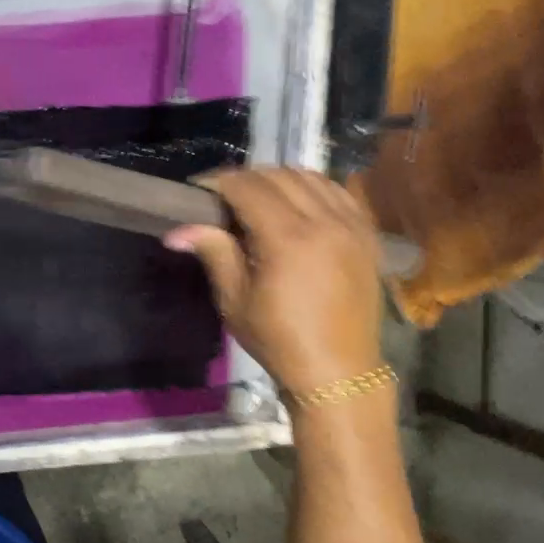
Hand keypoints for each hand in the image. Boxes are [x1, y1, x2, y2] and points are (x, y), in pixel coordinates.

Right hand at [164, 169, 382, 397]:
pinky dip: (311, 188)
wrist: (338, 367)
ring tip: (256, 199)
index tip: (197, 190)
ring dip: (279, 179)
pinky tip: (295, 206)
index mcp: (288, 239)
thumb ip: (214, 254)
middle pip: (280, 175)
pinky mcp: (367, 232)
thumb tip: (177, 230)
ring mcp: (352, 223)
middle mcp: (324, 220)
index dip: (219, 182)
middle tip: (221, 197)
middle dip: (246, 178)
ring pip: (311, 176)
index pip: (249, 188)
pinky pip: (338, 191)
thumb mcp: (235, 301)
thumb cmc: (278, 340)